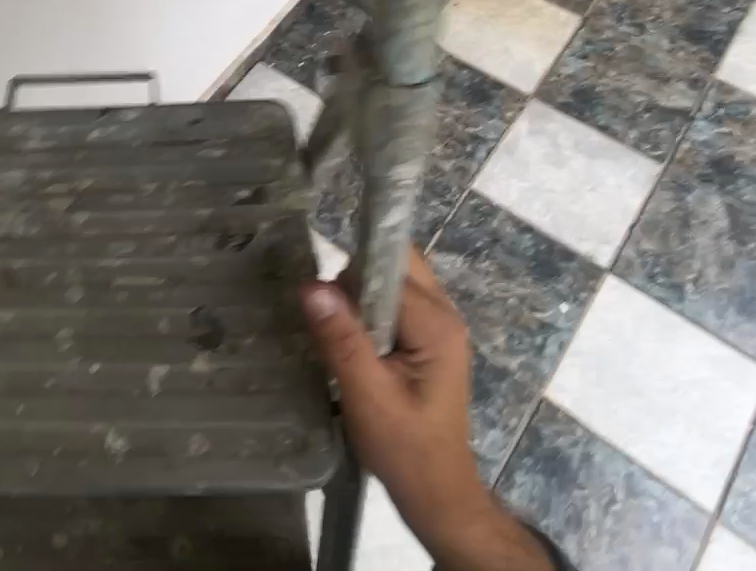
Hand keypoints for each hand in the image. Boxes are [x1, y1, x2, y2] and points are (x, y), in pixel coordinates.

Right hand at [300, 247, 553, 570]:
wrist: (436, 492)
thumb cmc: (404, 448)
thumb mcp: (366, 395)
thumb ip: (341, 338)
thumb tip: (311, 285)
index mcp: (437, 323)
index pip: (387, 268)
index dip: (351, 278)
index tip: (321, 305)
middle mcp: (444, 313)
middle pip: (395, 263)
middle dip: (356, 279)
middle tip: (331, 319)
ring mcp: (439, 324)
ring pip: (392, 279)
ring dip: (360, 296)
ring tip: (339, 333)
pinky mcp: (427, 337)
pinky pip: (393, 301)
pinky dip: (368, 310)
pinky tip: (352, 341)